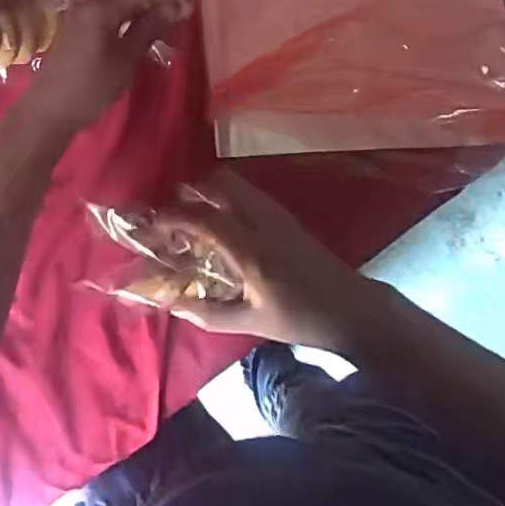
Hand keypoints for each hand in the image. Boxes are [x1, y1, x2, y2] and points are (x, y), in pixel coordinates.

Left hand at [20, 0, 193, 132]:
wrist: (49, 111)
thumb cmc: (90, 87)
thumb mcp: (125, 58)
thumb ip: (149, 28)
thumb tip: (175, 6)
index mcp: (101, 6)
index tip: (193, 3)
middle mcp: (90, 1)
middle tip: (186, 9)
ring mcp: (83, 13)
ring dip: (148, 4)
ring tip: (172, 17)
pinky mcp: (81, 26)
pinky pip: (112, 10)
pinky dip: (132, 14)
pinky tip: (147, 26)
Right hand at [165, 169, 387, 355]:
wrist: (352, 308)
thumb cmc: (301, 319)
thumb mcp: (252, 323)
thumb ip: (209, 314)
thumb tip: (173, 306)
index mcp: (250, 249)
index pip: (203, 218)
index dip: (172, 215)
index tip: (152, 223)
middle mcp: (261, 220)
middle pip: (218, 183)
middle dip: (189, 192)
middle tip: (173, 215)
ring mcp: (276, 213)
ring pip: (234, 183)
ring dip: (208, 191)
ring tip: (194, 217)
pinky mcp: (285, 215)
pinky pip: (247, 192)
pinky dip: (226, 196)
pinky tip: (222, 222)